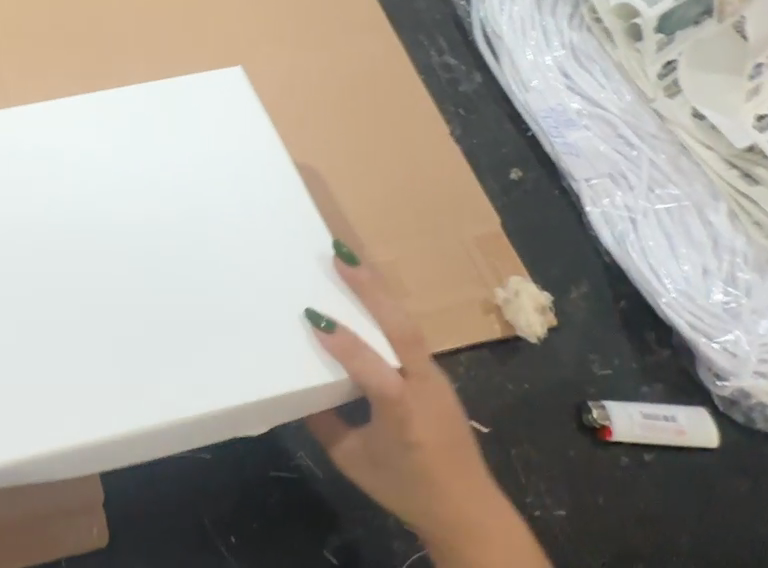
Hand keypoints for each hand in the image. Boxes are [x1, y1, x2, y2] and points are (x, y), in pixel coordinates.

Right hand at [303, 245, 549, 567]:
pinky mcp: (438, 377)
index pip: (373, 370)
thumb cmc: (408, 489)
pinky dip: (389, 312)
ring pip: (408, 326)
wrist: (471, 511)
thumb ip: (324, 423)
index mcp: (403, 413)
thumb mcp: (353, 460)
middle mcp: (424, 387)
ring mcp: (436, 379)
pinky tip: (370, 298)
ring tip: (352, 262)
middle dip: (371, 290)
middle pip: (402, 329)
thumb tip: (296, 390)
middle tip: (339, 256)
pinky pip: (411, 338)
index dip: (343, 344)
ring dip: (380, 293)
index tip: (311, 315)